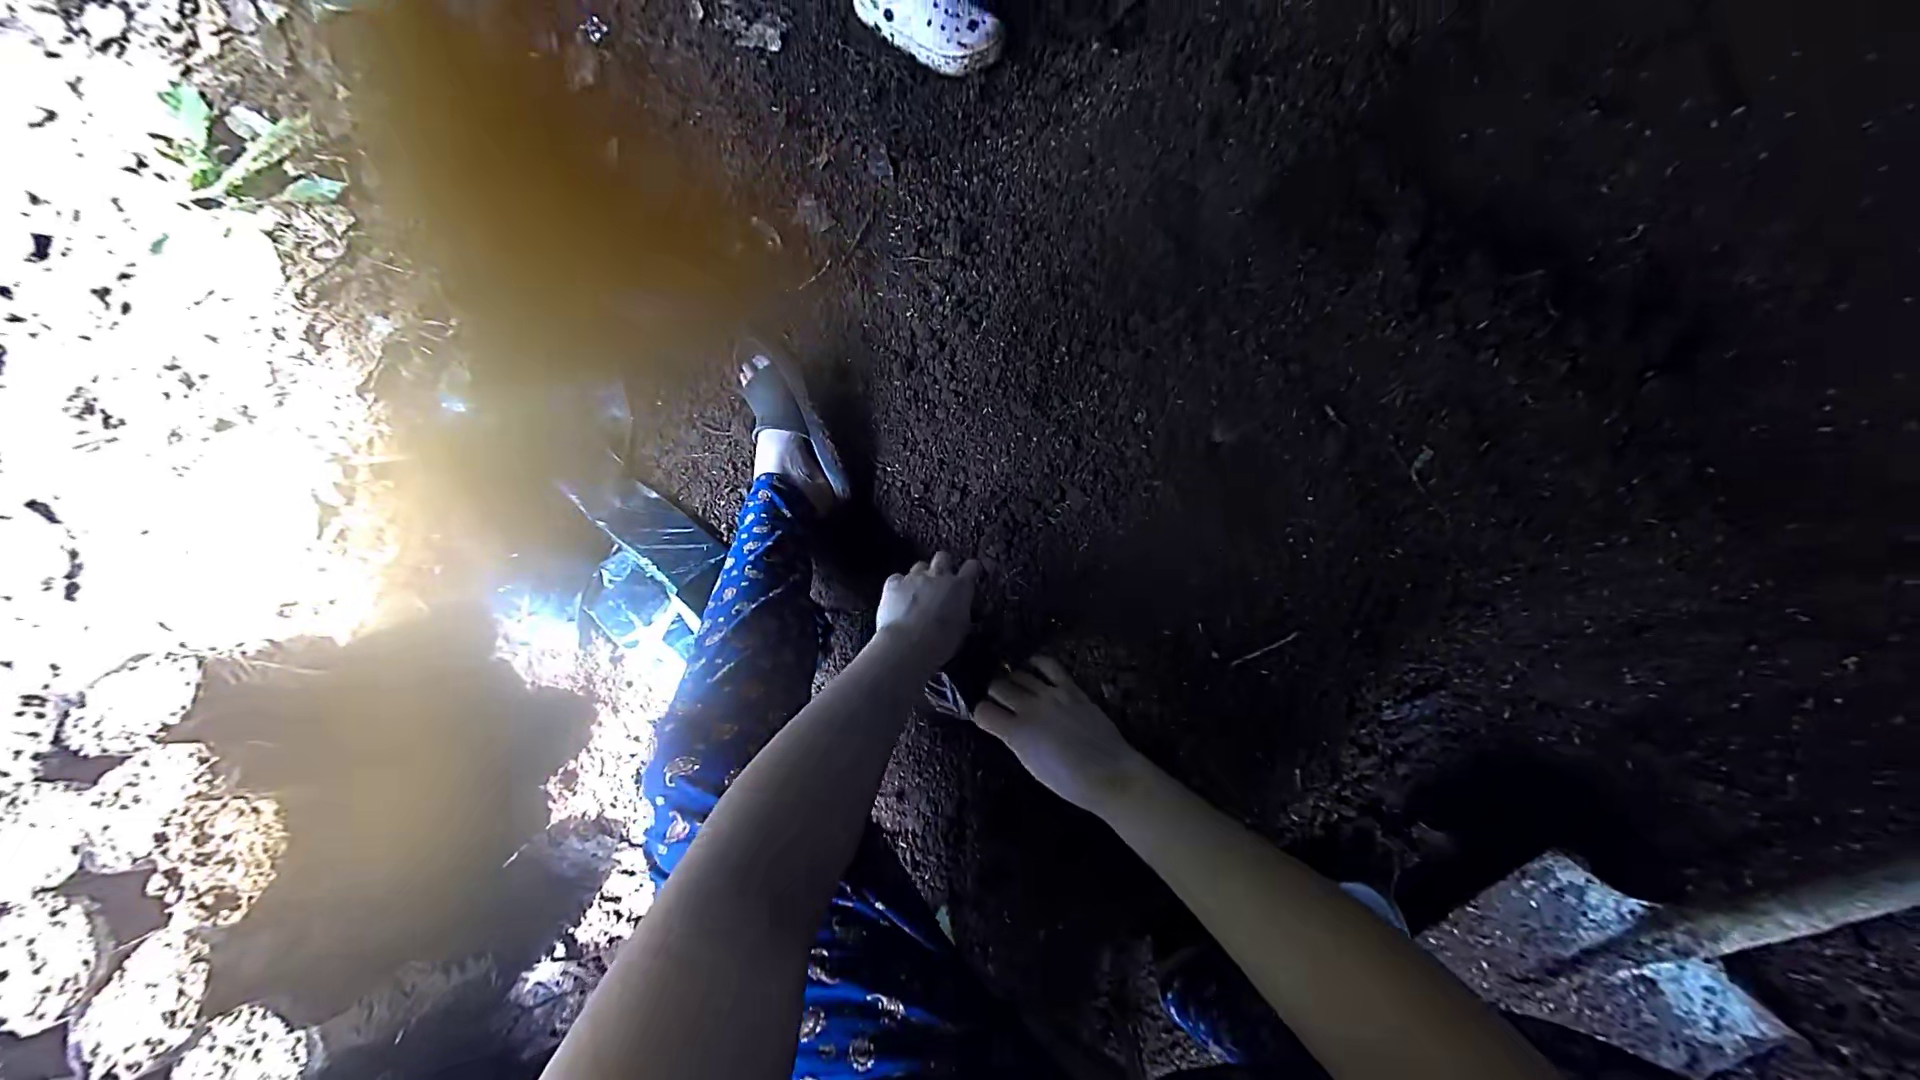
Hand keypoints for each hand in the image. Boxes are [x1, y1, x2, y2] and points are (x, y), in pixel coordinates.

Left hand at [874, 551, 982, 668]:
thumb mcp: (962, 629)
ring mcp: (914, 577)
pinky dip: (898, 587)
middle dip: (942, 565)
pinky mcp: (894, 583)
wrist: (909, 644)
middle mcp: (939, 575)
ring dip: (920, 576)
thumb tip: (961, 610)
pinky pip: (897, 578)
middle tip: (939, 580)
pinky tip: (896, 600)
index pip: (971, 567)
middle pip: (943, 557)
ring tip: (916, 593)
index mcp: (960, 587)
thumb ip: (962, 612)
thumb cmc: (941, 642)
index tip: (968, 574)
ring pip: (919, 566)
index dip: (970, 569)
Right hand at [973, 656, 1150, 814]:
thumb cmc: (1069, 782)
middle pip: (998, 687)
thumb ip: (1017, 741)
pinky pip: (1049, 665)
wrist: (1110, 774)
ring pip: (1019, 674)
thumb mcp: (1032, 766)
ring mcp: (1051, 694)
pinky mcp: (1071, 688)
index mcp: (1016, 733)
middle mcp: (1029, 708)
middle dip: (992, 691)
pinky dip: (1036, 662)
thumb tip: (1009, 728)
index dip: (979, 712)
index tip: (983, 715)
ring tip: (1011, 682)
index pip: (983, 712)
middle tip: (994, 696)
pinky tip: (1032, 664)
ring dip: (1011, 678)